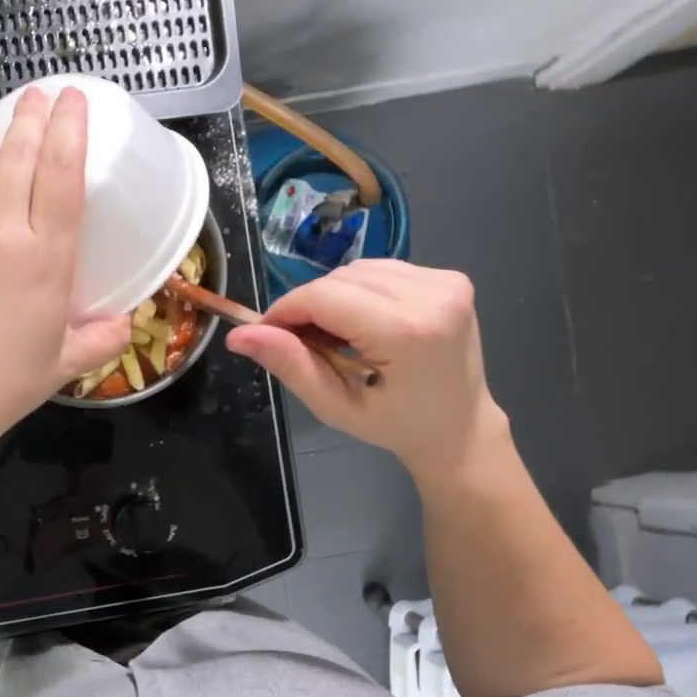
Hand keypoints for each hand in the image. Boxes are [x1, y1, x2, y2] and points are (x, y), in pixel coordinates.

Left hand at [0, 88, 130, 453]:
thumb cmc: (5, 388)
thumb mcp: (64, 366)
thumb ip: (100, 339)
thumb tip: (123, 324)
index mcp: (46, 261)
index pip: (63, 177)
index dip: (69, 130)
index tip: (72, 100)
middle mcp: (2, 237)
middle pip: (18, 159)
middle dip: (30, 118)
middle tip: (37, 92)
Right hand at [225, 261, 507, 479]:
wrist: (458, 427)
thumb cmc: (395, 425)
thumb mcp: (335, 406)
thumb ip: (290, 365)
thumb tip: (238, 335)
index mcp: (408, 331)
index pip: (324, 297)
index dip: (285, 311)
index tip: (265, 336)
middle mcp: (433, 295)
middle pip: (339, 279)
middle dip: (308, 306)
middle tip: (301, 345)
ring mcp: (446, 282)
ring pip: (358, 269)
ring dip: (333, 297)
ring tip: (333, 336)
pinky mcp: (450, 278)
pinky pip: (382, 270)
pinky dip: (360, 292)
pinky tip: (362, 323)